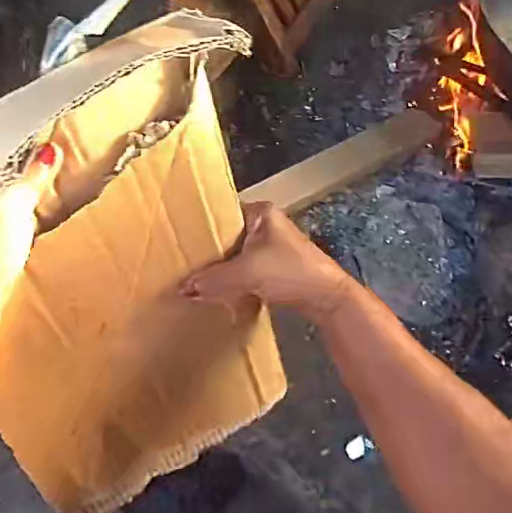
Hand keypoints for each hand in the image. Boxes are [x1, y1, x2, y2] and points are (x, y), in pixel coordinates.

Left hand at [0, 143, 60, 318]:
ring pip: (6, 186)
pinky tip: (37, 207)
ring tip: (51, 179)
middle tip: (57, 156)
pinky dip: (22, 206)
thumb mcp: (13, 209)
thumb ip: (31, 177)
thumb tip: (47, 151)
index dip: (24, 139)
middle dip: (28, 163)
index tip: (52, 134)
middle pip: (1, 163)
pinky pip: (6, 207)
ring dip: (27, 186)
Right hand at [181, 202, 355, 318]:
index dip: (201, 227)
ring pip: (235, 256)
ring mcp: (272, 247)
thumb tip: (182, 289)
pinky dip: (233, 280)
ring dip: (221, 269)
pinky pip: (244, 271)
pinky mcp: (275, 268)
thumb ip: (211, 280)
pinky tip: (219, 289)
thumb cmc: (291, 273)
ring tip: (197, 277)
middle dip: (209, 252)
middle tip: (186, 261)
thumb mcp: (246, 274)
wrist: (330, 300)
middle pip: (226, 237)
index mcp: (260, 212)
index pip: (221, 213)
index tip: (182, 240)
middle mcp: (266, 225)